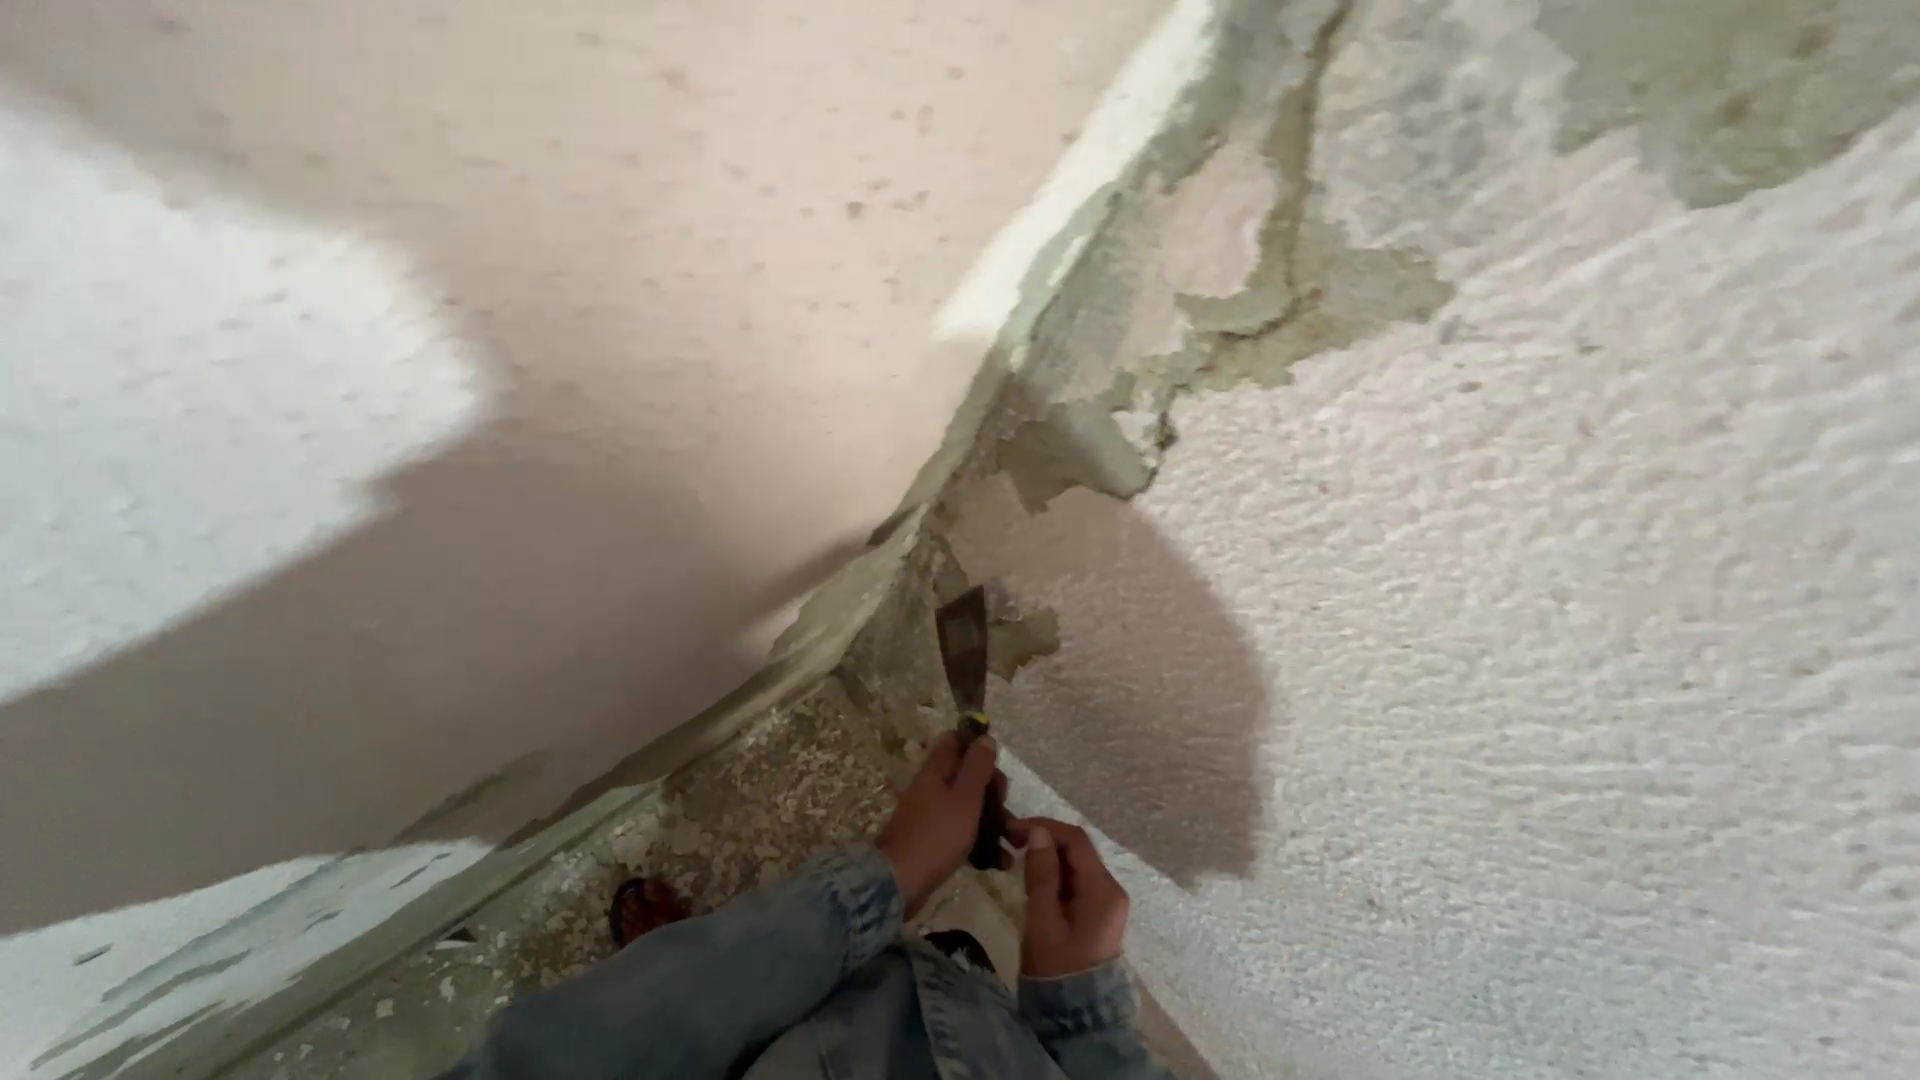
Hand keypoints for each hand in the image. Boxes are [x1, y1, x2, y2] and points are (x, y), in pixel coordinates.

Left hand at [875, 732, 1006, 917]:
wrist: (899, 883)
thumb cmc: (937, 835)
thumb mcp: (965, 797)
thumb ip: (977, 767)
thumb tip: (985, 737)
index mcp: (937, 770)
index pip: (955, 740)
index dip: (977, 747)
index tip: (997, 766)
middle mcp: (933, 788)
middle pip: (967, 776)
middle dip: (993, 791)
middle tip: (1006, 809)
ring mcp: (932, 816)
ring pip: (969, 808)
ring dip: (994, 822)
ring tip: (1015, 844)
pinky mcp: (934, 842)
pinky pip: (963, 834)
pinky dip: (982, 844)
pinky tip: (1000, 862)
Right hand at [1012, 818, 1129, 977]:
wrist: (1076, 1018)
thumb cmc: (1057, 970)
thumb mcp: (1043, 921)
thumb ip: (1042, 875)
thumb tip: (1038, 832)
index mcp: (1103, 890)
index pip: (1076, 841)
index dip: (1044, 827)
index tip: (1012, 828)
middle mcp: (1111, 890)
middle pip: (1078, 850)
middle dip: (1045, 839)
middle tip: (1010, 839)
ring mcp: (1106, 902)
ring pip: (1076, 864)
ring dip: (1048, 855)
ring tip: (1016, 854)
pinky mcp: (1097, 912)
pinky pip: (1076, 881)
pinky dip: (1055, 873)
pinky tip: (1032, 876)